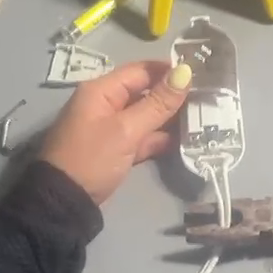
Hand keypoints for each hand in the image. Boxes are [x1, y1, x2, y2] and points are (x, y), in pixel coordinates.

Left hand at [39, 60, 192, 205]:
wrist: (65, 201)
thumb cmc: (93, 158)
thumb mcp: (127, 130)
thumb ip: (158, 103)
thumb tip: (185, 72)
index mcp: (102, 91)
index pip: (141, 71)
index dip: (169, 71)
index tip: (200, 75)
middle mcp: (106, 104)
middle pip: (145, 92)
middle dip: (173, 96)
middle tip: (206, 98)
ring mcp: (112, 128)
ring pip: (146, 116)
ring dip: (170, 118)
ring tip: (202, 118)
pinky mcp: (117, 149)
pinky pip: (142, 136)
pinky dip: (159, 138)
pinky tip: (184, 139)